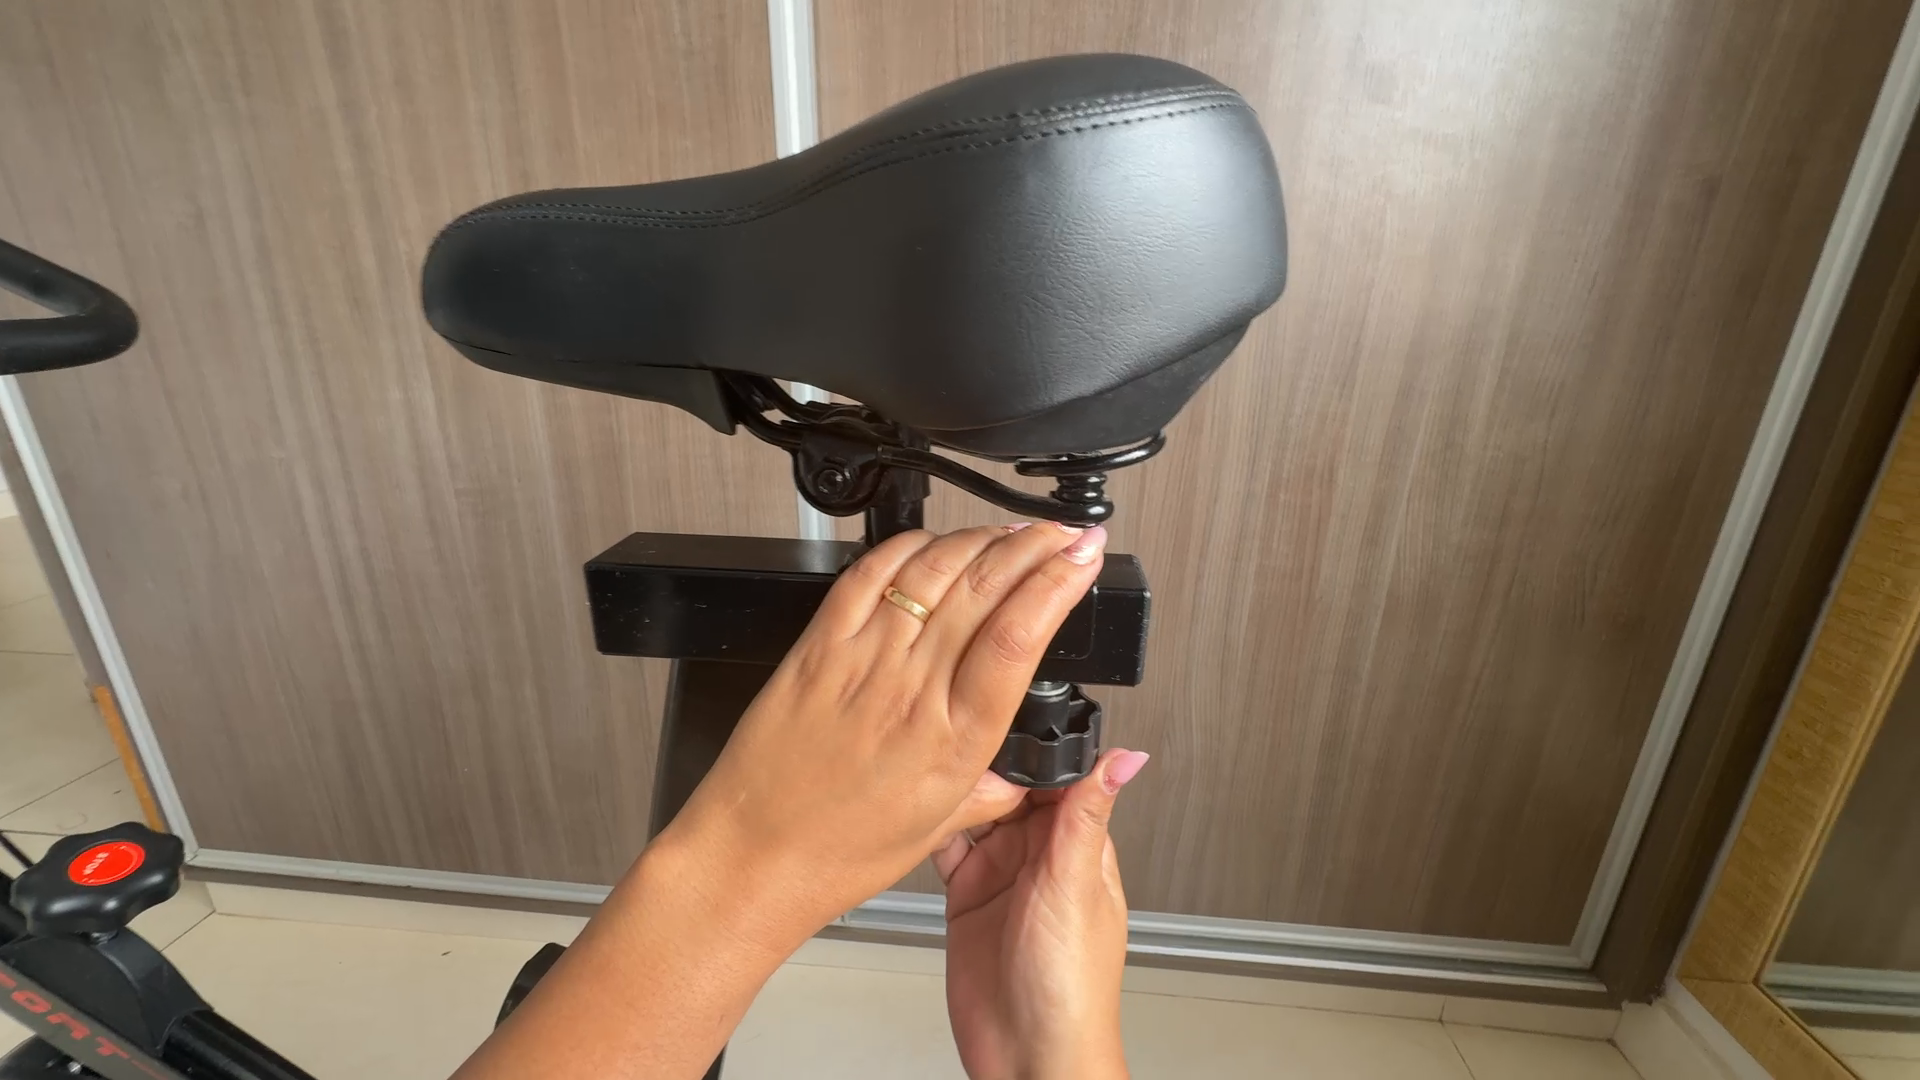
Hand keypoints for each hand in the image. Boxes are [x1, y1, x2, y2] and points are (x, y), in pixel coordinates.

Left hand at [660, 521, 1108, 949]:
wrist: (754, 854)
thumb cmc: (838, 849)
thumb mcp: (940, 828)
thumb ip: (990, 790)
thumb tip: (1017, 775)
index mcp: (954, 738)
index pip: (1019, 635)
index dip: (1060, 582)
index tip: (1083, 557)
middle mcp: (912, 688)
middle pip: (985, 588)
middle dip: (1036, 545)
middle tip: (1062, 533)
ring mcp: (863, 659)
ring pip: (933, 571)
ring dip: (981, 538)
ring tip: (1010, 531)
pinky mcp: (821, 645)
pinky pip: (868, 574)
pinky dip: (908, 546)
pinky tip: (932, 542)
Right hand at [939, 747, 1148, 1079]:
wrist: (1027, 1059)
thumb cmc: (1073, 987)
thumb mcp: (1075, 886)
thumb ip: (1086, 817)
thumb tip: (1126, 758)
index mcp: (1075, 842)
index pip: (1054, 776)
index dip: (1031, 748)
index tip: (1004, 720)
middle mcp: (1038, 852)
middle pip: (1009, 789)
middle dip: (986, 766)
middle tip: (957, 743)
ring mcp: (1001, 871)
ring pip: (976, 812)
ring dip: (958, 793)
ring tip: (933, 770)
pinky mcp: (968, 893)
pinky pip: (947, 847)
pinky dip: (933, 828)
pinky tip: (920, 812)